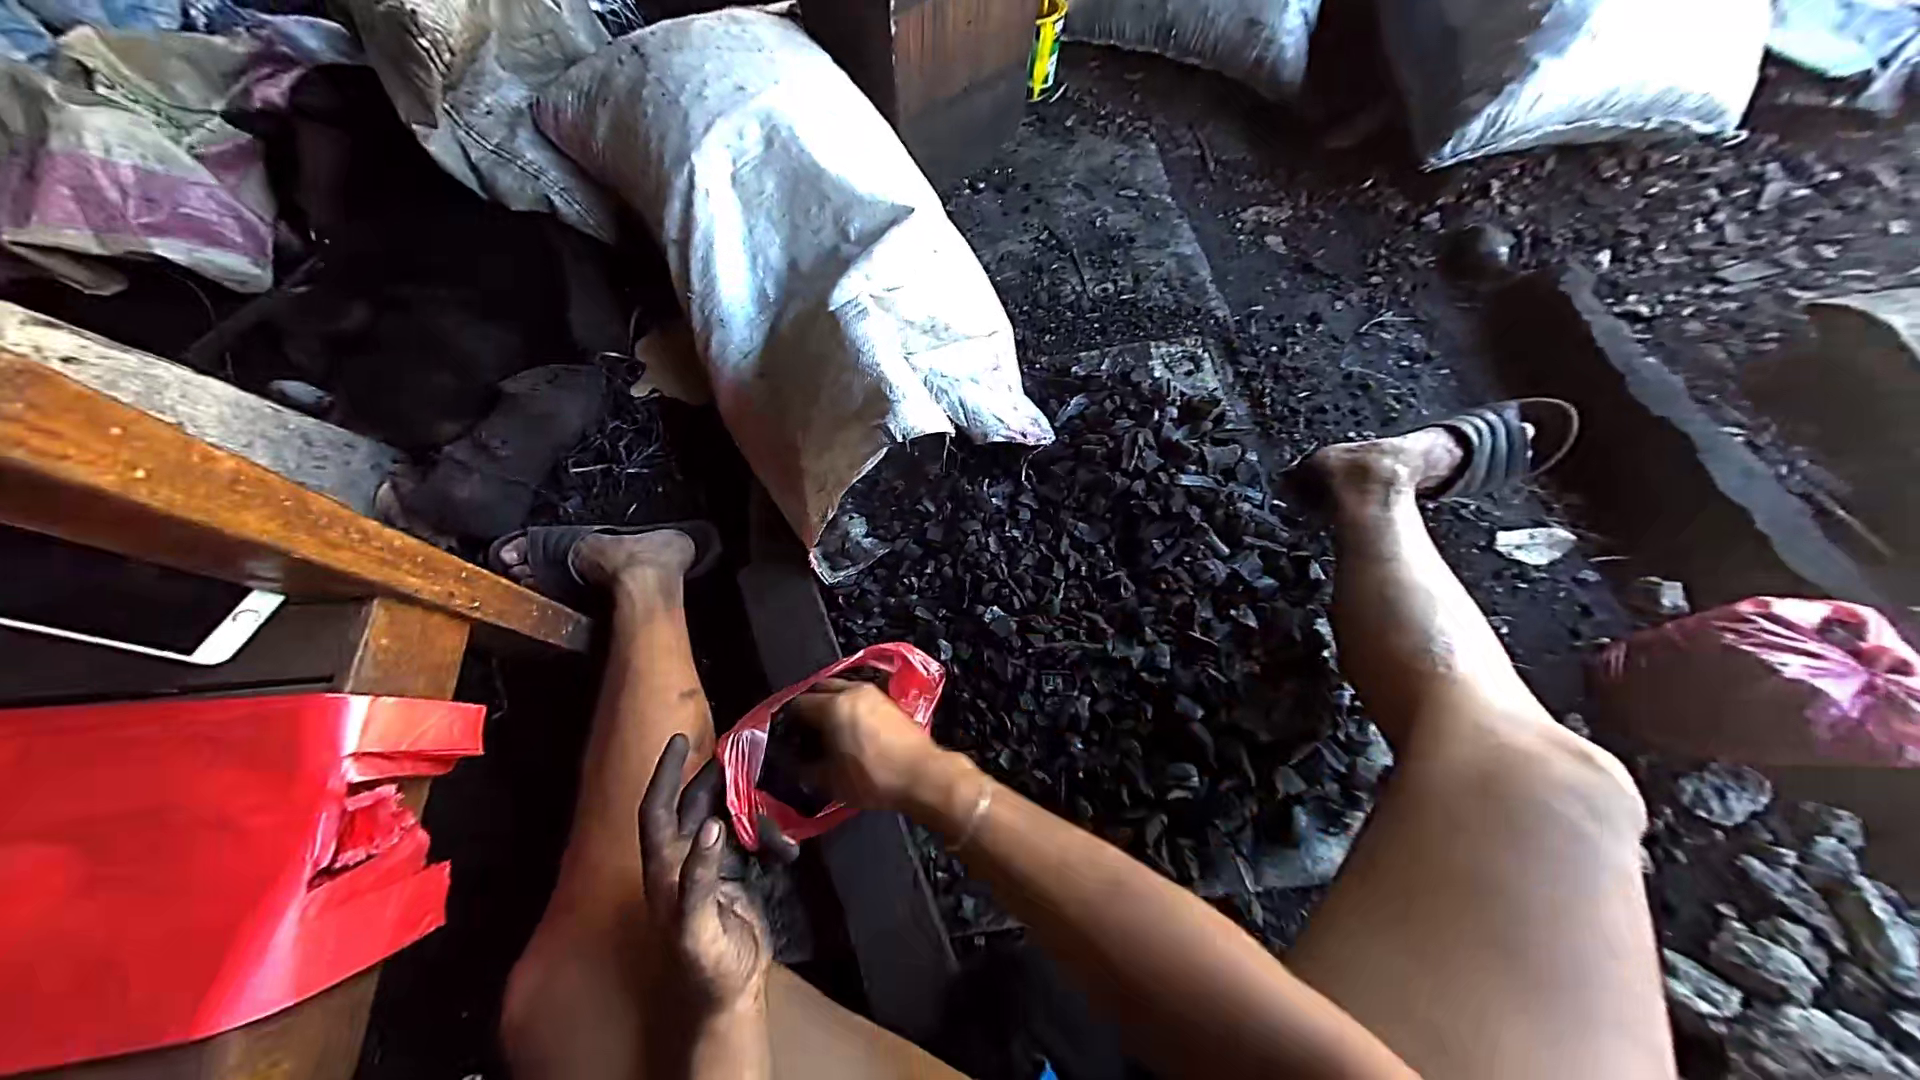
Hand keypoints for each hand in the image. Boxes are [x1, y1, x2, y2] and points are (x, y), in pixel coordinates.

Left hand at [639, 734, 769, 1017]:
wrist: (734, 990)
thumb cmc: (705, 965)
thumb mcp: (696, 928)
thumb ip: (698, 878)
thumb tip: (710, 826)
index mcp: (665, 868)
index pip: (657, 810)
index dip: (665, 774)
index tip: (680, 739)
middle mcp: (687, 855)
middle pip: (699, 801)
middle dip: (720, 778)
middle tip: (748, 756)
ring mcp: (716, 860)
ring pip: (732, 815)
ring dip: (755, 814)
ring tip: (776, 837)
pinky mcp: (741, 867)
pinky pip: (756, 836)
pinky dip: (772, 836)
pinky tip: (787, 852)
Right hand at [783, 678, 951, 811]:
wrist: (922, 775)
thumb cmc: (875, 779)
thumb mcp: (830, 781)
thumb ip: (804, 768)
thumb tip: (792, 762)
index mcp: (833, 706)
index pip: (798, 704)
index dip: (786, 719)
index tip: (784, 734)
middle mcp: (852, 691)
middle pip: (818, 688)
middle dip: (806, 705)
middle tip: (800, 728)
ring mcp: (873, 692)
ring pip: (840, 688)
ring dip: (827, 701)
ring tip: (823, 726)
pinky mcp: (888, 700)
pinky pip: (858, 695)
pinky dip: (846, 704)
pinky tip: (847, 726)